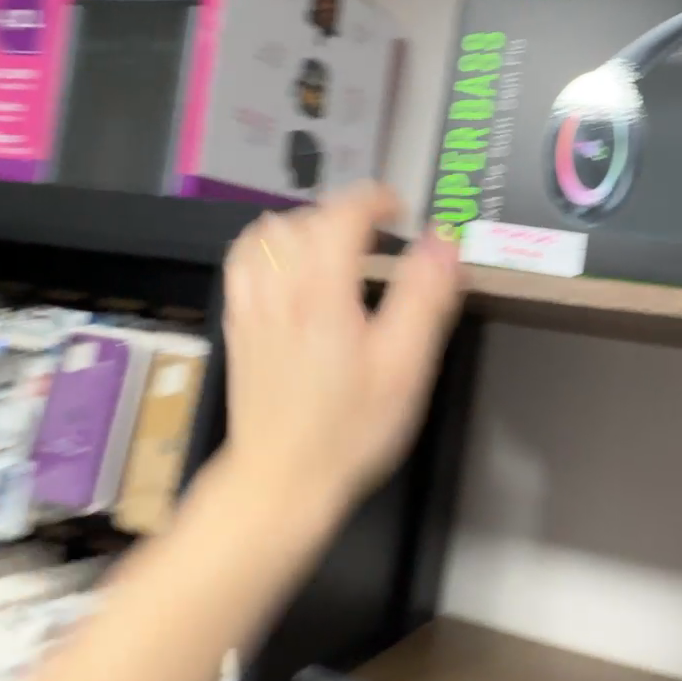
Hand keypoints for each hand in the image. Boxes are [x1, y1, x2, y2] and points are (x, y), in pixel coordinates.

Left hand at [218, 183, 463, 509]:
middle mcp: (280, 288)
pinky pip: (243, 263)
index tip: (400, 210)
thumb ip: (425, 295)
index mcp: (323, 291)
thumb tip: (443, 239)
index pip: (342, 213)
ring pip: (267, 234)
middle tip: (379, 235)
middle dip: (345, 212)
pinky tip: (289, 268)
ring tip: (335, 245)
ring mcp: (252, 306)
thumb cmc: (350, 427)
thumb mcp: (405, 366)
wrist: (280, 481)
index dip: (375, 199)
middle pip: (304, 218)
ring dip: (305, 225)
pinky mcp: (238, 327)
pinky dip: (269, 248)